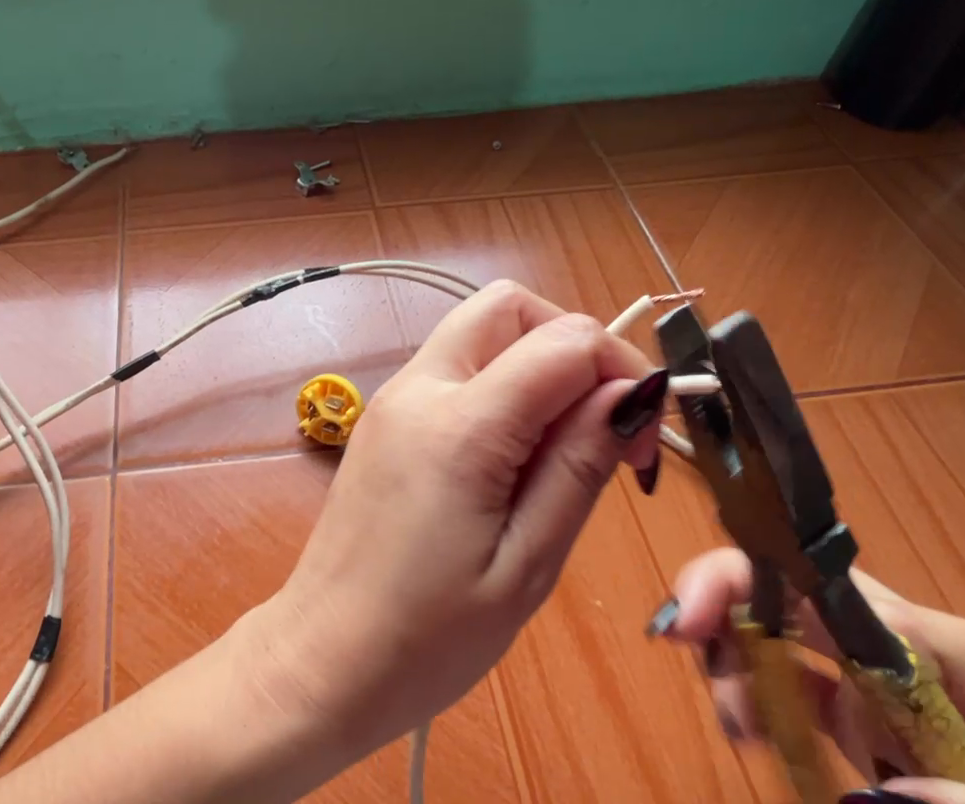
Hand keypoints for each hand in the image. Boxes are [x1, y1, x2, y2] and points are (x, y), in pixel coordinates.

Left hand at [243, 280, 660, 755]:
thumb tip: (629, 396)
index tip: (640, 444)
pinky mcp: (384, 419)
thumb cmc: (429, 637)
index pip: (563, 339)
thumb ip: (578, 466)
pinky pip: (453, 368)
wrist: (324, 659)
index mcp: (458, 424)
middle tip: (601, 424)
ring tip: (560, 449)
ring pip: (478, 330)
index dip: (622, 373)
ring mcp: (393, 399)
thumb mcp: (528, 565)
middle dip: (572, 344)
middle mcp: (418, 389)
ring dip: (534, 363)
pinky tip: (512, 456)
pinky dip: (499, 384)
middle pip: (508, 305)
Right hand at [660, 549, 964, 803]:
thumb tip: (879, 792)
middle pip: (821, 601)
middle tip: (679, 628)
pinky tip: (742, 724)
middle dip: (738, 596)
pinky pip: (798, 698)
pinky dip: (754, 699)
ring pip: (794, 643)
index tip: (718, 608)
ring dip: (737, 656)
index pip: (888, 615)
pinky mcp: (872, 735)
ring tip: (728, 716)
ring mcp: (898, 699)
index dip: (794, 593)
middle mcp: (936, 666)